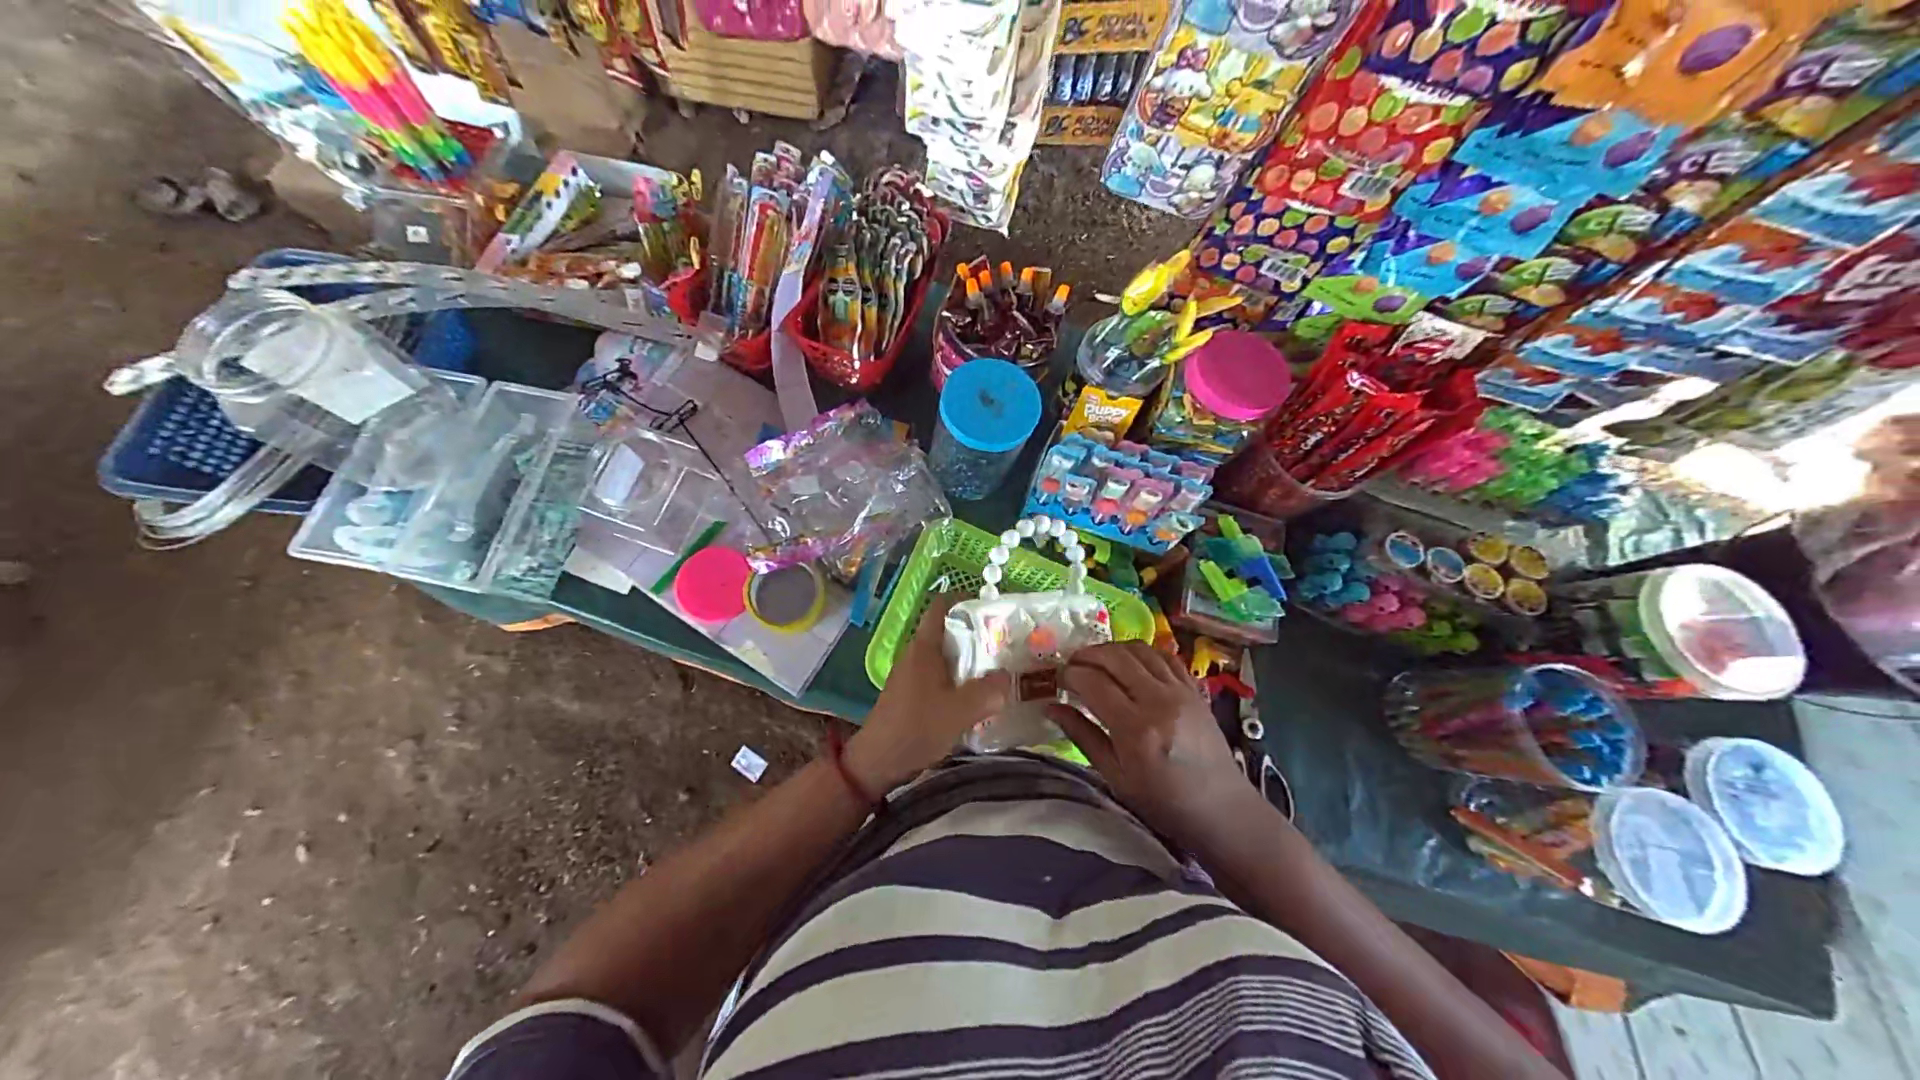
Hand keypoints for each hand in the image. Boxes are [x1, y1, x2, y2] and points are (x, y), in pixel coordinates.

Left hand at [848, 595, 1010, 791]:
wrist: (879, 761)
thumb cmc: (916, 728)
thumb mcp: (959, 710)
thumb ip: (988, 691)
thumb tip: (1008, 677)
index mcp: (924, 648)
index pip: (941, 608)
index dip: (965, 601)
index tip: (994, 609)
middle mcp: (917, 655)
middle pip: (949, 633)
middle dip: (978, 635)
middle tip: (1008, 643)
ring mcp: (914, 675)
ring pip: (948, 658)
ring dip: (972, 661)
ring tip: (1002, 669)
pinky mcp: (914, 695)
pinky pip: (943, 678)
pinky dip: (961, 681)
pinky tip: (980, 696)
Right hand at [1047, 642, 1261, 846]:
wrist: (1220, 808)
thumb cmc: (1163, 801)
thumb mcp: (1115, 776)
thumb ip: (1083, 736)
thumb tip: (1051, 707)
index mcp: (1135, 729)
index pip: (1094, 683)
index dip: (1071, 675)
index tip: (1059, 679)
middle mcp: (1159, 701)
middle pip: (1115, 657)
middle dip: (1087, 655)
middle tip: (1072, 665)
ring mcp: (1180, 691)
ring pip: (1140, 650)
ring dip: (1112, 649)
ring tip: (1097, 660)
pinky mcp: (1194, 689)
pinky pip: (1164, 656)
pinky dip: (1142, 652)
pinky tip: (1129, 662)